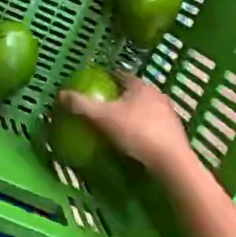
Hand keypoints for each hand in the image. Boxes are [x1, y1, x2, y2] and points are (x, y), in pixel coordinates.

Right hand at [56, 72, 201, 183]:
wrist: (171, 161)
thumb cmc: (136, 132)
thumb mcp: (103, 118)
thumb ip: (81, 105)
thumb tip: (60, 94)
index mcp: (140, 86)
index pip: (119, 75)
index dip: (105, 78)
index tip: (93, 85)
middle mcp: (157, 94)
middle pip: (133, 91)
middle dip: (118, 96)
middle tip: (102, 106)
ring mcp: (168, 113)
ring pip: (145, 108)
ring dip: (132, 113)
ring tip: (116, 124)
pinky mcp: (175, 133)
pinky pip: (152, 125)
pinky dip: (141, 129)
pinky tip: (133, 141)